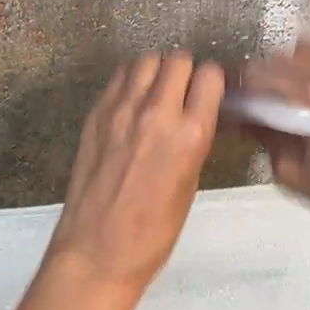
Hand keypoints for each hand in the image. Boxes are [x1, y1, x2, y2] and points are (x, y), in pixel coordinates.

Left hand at [0, 53, 223, 309]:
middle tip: (184, 90)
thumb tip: (197, 112)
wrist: (97, 251)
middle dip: (186, 70)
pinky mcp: (97, 111)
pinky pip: (120, 75)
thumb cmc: (153, 232)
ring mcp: (122, 108)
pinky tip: (133, 100)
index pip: (209, 76)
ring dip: (157, 70)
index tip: (210, 92)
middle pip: (178, 58)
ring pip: (147, 59)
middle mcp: (157, 112)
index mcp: (189, 135)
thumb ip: (194, 139)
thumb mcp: (190, 184)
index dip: (212, 81)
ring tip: (157, 91)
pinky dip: (132, 79)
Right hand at [239, 37, 309, 248]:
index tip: (233, 99)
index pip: (264, 74)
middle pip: (286, 57)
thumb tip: (242, 117)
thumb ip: (265, 136)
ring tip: (287, 97)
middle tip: (257, 100)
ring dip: (293, 68)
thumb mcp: (293, 172)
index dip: (242, 86)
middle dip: (267, 75)